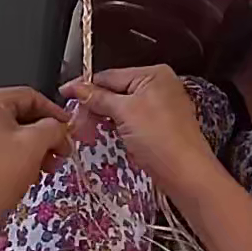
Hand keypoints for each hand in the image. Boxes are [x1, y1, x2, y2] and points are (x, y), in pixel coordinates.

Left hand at [0, 88, 72, 250]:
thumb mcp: (34, 144)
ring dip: (36, 150)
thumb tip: (60, 127)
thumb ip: (54, 128)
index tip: (70, 128)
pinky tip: (31, 176)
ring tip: (47, 167)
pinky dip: (22, 160)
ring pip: (15, 135)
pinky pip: (4, 150)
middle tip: (61, 151)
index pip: (29, 96)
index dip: (54, 112)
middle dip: (46, 135)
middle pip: (22, 116)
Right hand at [61, 66, 218, 197]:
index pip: (109, 75)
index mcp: (153, 74)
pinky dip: (116, 125)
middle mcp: (158, 85)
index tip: (64, 93)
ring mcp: (160, 106)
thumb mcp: (124, 112)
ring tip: (87, 130)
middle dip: (94, 105)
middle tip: (75, 120)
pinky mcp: (159, 125)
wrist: (187, 176)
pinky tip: (105, 133)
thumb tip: (76, 87)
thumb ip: (97, 97)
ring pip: (121, 106)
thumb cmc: (159, 138)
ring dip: (103, 117)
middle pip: (114, 90)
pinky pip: (131, 118)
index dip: (85, 86)